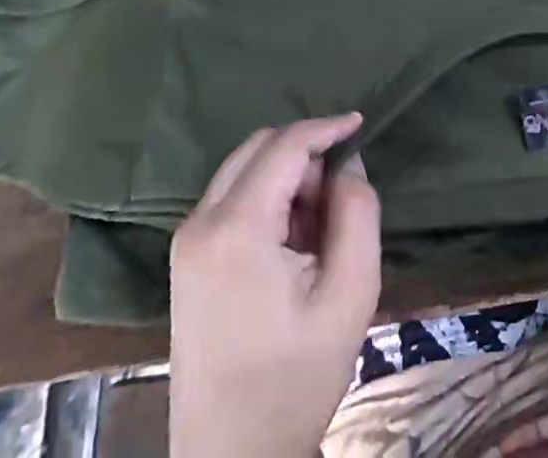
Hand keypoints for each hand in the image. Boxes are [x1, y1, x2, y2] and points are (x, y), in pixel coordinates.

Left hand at [168, 114, 379, 457]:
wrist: (233, 454)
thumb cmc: (298, 375)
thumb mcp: (350, 291)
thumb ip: (356, 212)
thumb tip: (347, 163)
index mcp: (235, 229)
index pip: (283, 146)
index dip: (325, 126)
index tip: (361, 123)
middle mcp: (199, 223)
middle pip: (257, 149)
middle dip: (305, 153)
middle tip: (341, 195)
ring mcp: (186, 242)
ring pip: (243, 171)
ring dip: (288, 177)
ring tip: (321, 228)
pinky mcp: (187, 260)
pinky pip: (233, 200)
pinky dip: (269, 199)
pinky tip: (293, 243)